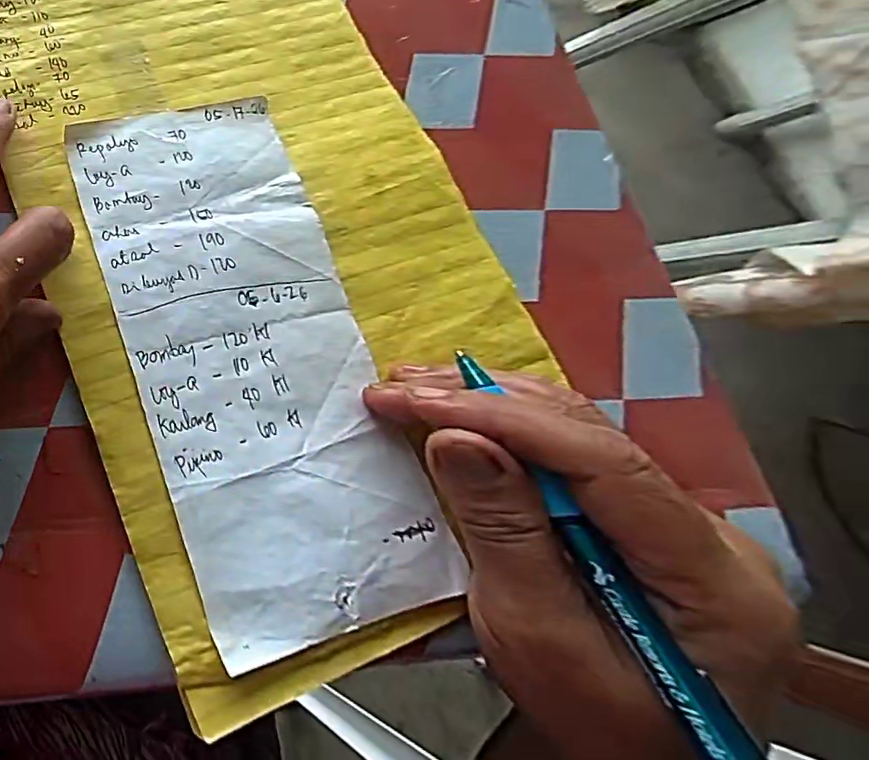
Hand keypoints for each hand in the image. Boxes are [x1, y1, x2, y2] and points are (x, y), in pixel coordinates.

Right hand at [363, 368, 798, 758]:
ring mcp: (669, 525)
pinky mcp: (629, 524)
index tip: (410, 400)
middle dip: (481, 398)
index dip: (495, 416)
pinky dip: (497, 427)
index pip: (599, 458)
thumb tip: (455, 440)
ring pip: (573, 432)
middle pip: (586, 432)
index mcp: (706, 571)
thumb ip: (503, 533)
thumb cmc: (591, 717)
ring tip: (414, 389)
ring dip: (485, 403)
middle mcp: (701, 534)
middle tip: (398, 386)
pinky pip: (561, 453)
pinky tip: (457, 415)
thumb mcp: (537, 633)